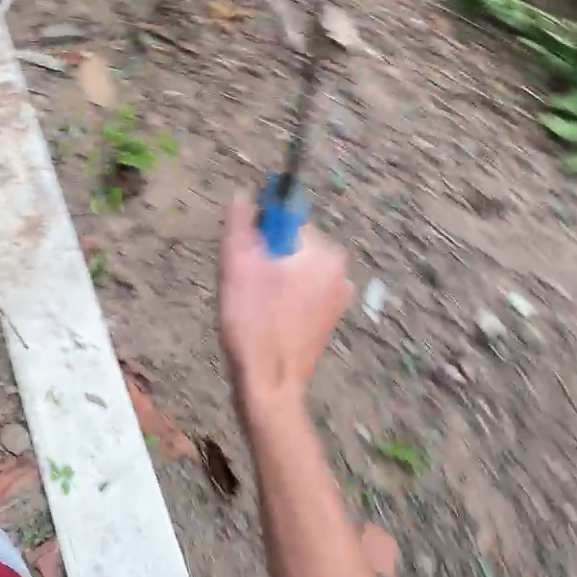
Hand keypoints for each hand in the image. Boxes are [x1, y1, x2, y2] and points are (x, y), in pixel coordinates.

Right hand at [218, 194, 353, 412]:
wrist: (269, 382)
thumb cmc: (253, 320)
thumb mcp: (237, 263)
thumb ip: (240, 222)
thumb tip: (243, 193)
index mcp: (323, 252)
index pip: (283, 219)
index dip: (257, 233)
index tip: (244, 256)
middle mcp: (339, 271)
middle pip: (287, 243)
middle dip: (262, 255)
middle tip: (243, 282)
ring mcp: (337, 297)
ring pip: (290, 267)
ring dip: (268, 276)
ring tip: (251, 302)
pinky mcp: (328, 317)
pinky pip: (298, 289)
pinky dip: (280, 295)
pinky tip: (265, 316)